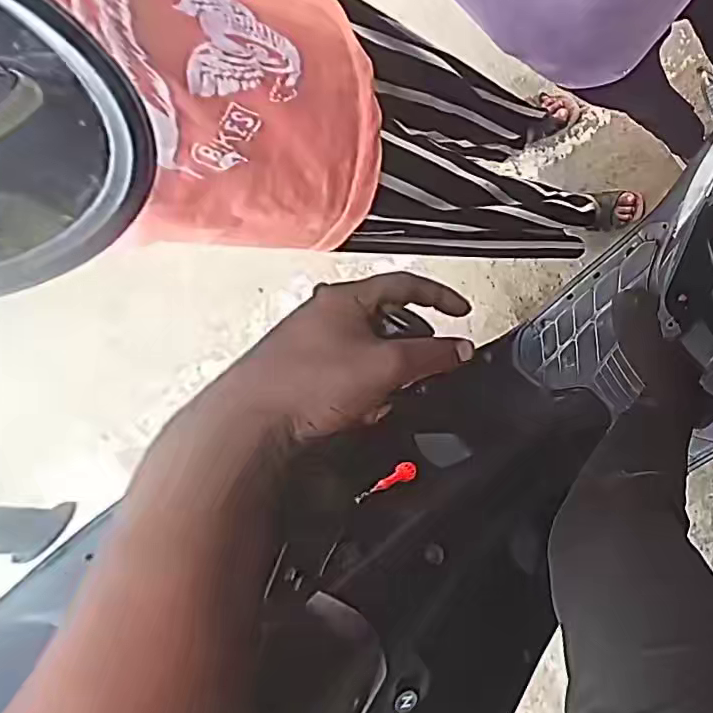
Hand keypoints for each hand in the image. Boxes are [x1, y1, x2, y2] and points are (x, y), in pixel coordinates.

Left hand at [194, 273, 475, 445]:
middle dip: (416, 345)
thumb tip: (461, 349)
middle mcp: (325, 317)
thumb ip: (435, 354)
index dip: (442, 297)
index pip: (406, 285)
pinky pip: (356, 373)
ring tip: (391, 390)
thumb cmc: (302, 386)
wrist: (251, 427)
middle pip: (392, 321)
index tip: (461, 310)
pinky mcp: (308, 373)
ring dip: (391, 372)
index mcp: (343, 300)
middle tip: (431, 359)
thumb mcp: (390, 365)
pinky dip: (370, 388)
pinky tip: (366, 406)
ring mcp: (314, 344)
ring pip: (374, 351)